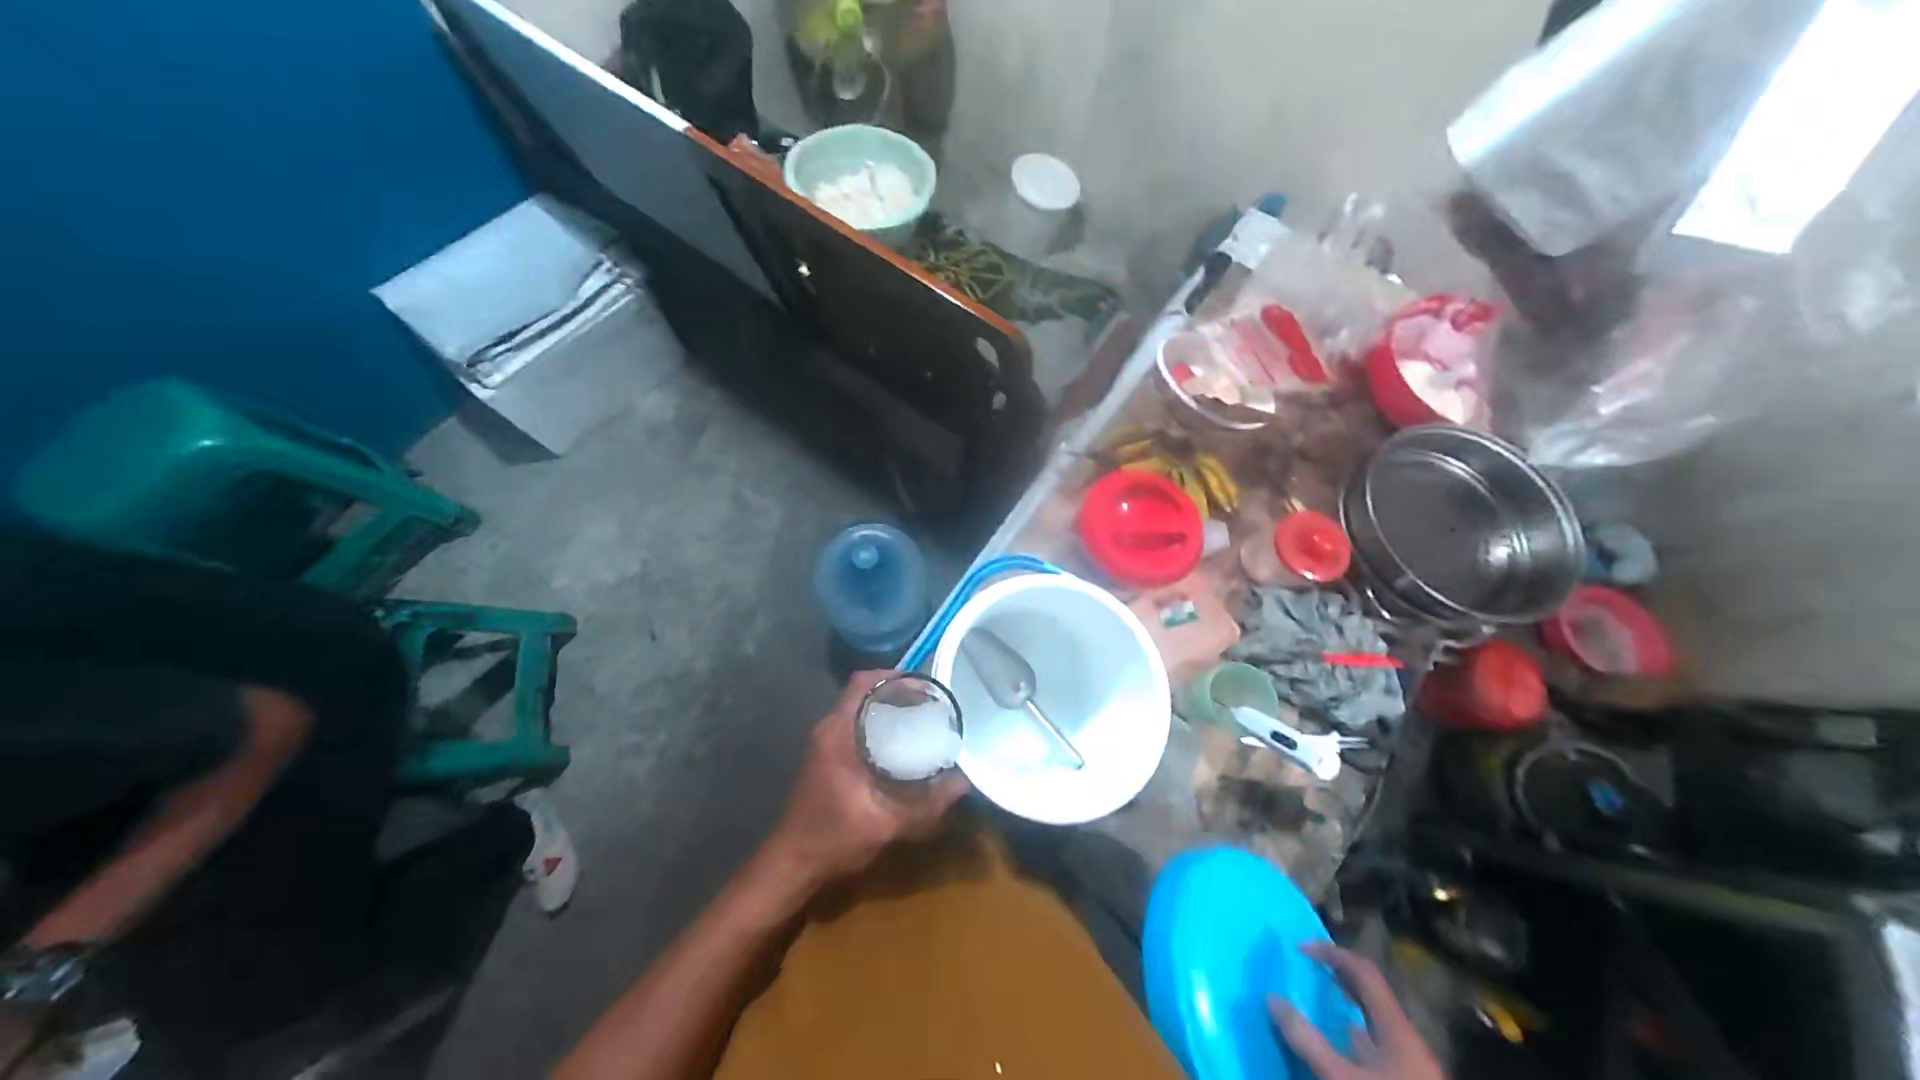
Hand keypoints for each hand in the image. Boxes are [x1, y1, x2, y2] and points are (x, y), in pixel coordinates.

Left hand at [768, 671, 968, 884]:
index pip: (863, 683)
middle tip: (931, 704)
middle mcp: (828, 730)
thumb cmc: (834, 837)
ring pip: (859, 710)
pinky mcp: (826, 758)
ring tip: (921, 719)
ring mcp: (824, 744)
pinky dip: (878, 725)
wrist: (792, 864)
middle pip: (863, 692)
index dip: (893, 676)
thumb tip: (964, 782)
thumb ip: (927, 804)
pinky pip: (855, 726)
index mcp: (837, 732)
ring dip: (887, 709)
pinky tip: (901, 745)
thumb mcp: (887, 822)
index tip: (924, 686)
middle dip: (897, 692)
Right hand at [1272, 944, 1443, 1079]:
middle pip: (1370, 992)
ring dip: (1344, 1005)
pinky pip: (1376, 1043)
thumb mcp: (1341, 1078)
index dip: (1331, 953)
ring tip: (1313, 1005)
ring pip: (1374, 1019)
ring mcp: (1410, 1062)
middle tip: (1304, 970)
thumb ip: (1307, 1040)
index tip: (1299, 950)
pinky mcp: (1407, 1079)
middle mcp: (1405, 1037)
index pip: (1363, 970)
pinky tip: (1334, 1048)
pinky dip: (1351, 1034)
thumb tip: (1273, 999)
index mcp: (1395, 1027)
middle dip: (1337, 976)